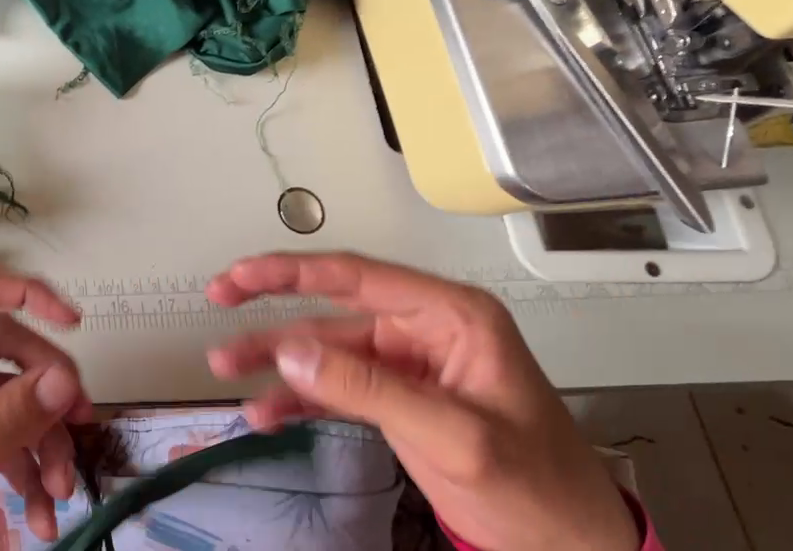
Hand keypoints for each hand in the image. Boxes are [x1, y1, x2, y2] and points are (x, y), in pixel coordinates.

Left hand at [0, 266, 93, 550]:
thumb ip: (11, 417)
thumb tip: (66, 379)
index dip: (27, 292)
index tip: (73, 322)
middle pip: (6, 349)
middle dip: (47, 391)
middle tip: (83, 423)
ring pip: (9, 394)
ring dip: (41, 440)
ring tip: (60, 492)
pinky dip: (23, 464)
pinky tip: (41, 510)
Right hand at [205, 253, 637, 550]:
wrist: (572, 550)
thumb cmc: (536, 486)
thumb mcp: (454, 436)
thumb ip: (369, 389)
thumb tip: (290, 352)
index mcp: (449, 316)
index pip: (356, 277)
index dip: (290, 271)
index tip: (241, 274)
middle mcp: (422, 329)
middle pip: (329, 306)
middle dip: (271, 308)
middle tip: (219, 297)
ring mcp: (405, 364)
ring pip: (323, 348)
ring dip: (275, 359)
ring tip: (226, 366)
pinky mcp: (395, 398)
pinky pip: (334, 387)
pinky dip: (297, 398)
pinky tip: (265, 412)